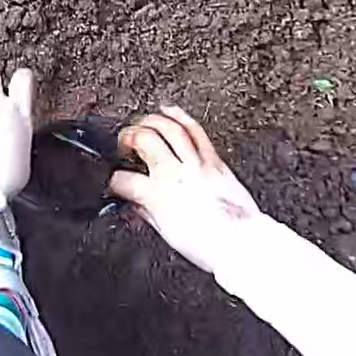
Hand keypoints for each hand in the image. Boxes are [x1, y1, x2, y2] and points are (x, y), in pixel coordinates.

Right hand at [109, 106, 263, 275]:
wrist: (241, 244)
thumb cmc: (207, 245)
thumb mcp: (166, 233)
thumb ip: (147, 213)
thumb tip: (135, 205)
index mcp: (157, 195)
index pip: (123, 180)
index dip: (114, 181)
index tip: (116, 182)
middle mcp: (174, 174)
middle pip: (144, 139)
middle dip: (127, 137)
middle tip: (125, 144)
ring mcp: (195, 164)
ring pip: (169, 128)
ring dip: (151, 121)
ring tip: (142, 123)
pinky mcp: (214, 161)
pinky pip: (196, 131)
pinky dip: (181, 117)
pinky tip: (170, 111)